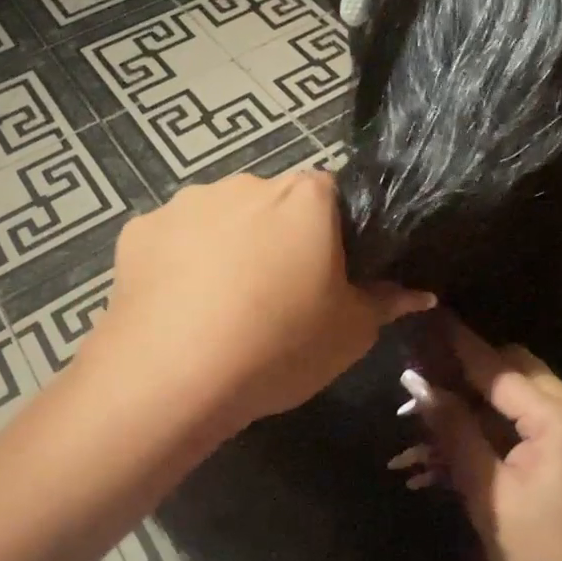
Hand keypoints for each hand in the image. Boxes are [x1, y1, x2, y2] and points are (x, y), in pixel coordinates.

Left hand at [96, 172, 432, 426]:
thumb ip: (386, 303)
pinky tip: (179, 308)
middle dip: (279, 237)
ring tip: (222, 307)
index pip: (332, 195)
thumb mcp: (350, 333)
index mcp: (305, 196)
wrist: (172, 378)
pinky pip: (173, 241)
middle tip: (277, 294)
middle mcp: (247, 182)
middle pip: (274, 203)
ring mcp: (187, 202)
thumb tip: (421, 293)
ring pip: (221, 219)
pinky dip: (180, 264)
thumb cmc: (280, 346)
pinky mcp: (140, 231)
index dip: (333, 232)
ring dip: (228, 247)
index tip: (327, 272)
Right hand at [417, 316, 561, 560]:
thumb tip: (422, 389)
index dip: (460, 345)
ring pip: (531, 386)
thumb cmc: (542, 553)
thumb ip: (457, 435)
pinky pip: (543, 410)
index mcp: (559, 420)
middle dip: (475, 364)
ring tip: (447, 395)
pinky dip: (511, 411)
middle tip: (432, 367)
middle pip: (519, 367)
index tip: (430, 319)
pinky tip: (479, 425)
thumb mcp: (489, 496)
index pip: (499, 369)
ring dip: (491, 389)